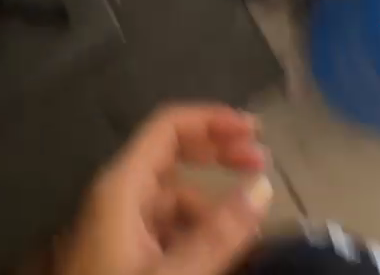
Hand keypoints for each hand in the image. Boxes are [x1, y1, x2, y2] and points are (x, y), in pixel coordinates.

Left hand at [58, 104, 272, 274]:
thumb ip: (219, 234)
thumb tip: (263, 185)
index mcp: (121, 187)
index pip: (168, 127)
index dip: (212, 120)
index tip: (256, 132)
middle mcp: (116, 198)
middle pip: (171, 155)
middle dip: (217, 153)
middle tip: (263, 163)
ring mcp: (115, 229)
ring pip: (171, 198)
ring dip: (211, 203)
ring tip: (251, 227)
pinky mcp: (119, 259)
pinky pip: (163, 230)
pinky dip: (195, 232)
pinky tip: (222, 254)